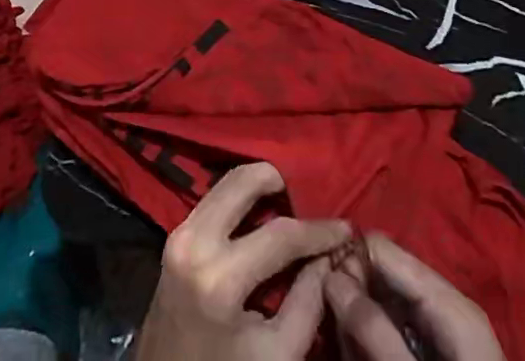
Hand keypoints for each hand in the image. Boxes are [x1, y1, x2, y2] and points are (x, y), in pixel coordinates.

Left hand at [136, 162, 350, 360]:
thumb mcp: (278, 354)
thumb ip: (309, 300)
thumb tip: (332, 256)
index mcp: (219, 277)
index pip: (281, 234)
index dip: (320, 230)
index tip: (347, 227)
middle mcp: (194, 241)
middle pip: (244, 180)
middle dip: (284, 180)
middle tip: (312, 198)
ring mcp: (179, 233)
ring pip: (227, 181)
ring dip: (263, 186)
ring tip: (294, 205)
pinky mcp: (176, 235)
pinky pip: (215, 197)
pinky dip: (244, 197)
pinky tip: (267, 212)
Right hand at [325, 233, 505, 360]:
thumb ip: (373, 330)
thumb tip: (332, 278)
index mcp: (448, 302)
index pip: (384, 250)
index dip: (349, 261)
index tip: (319, 284)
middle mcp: (446, 305)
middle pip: (384, 274)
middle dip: (352, 292)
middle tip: (328, 321)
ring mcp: (444, 330)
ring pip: (386, 302)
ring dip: (359, 319)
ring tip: (344, 344)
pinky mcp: (438, 352)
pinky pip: (396, 327)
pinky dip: (373, 338)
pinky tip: (360, 354)